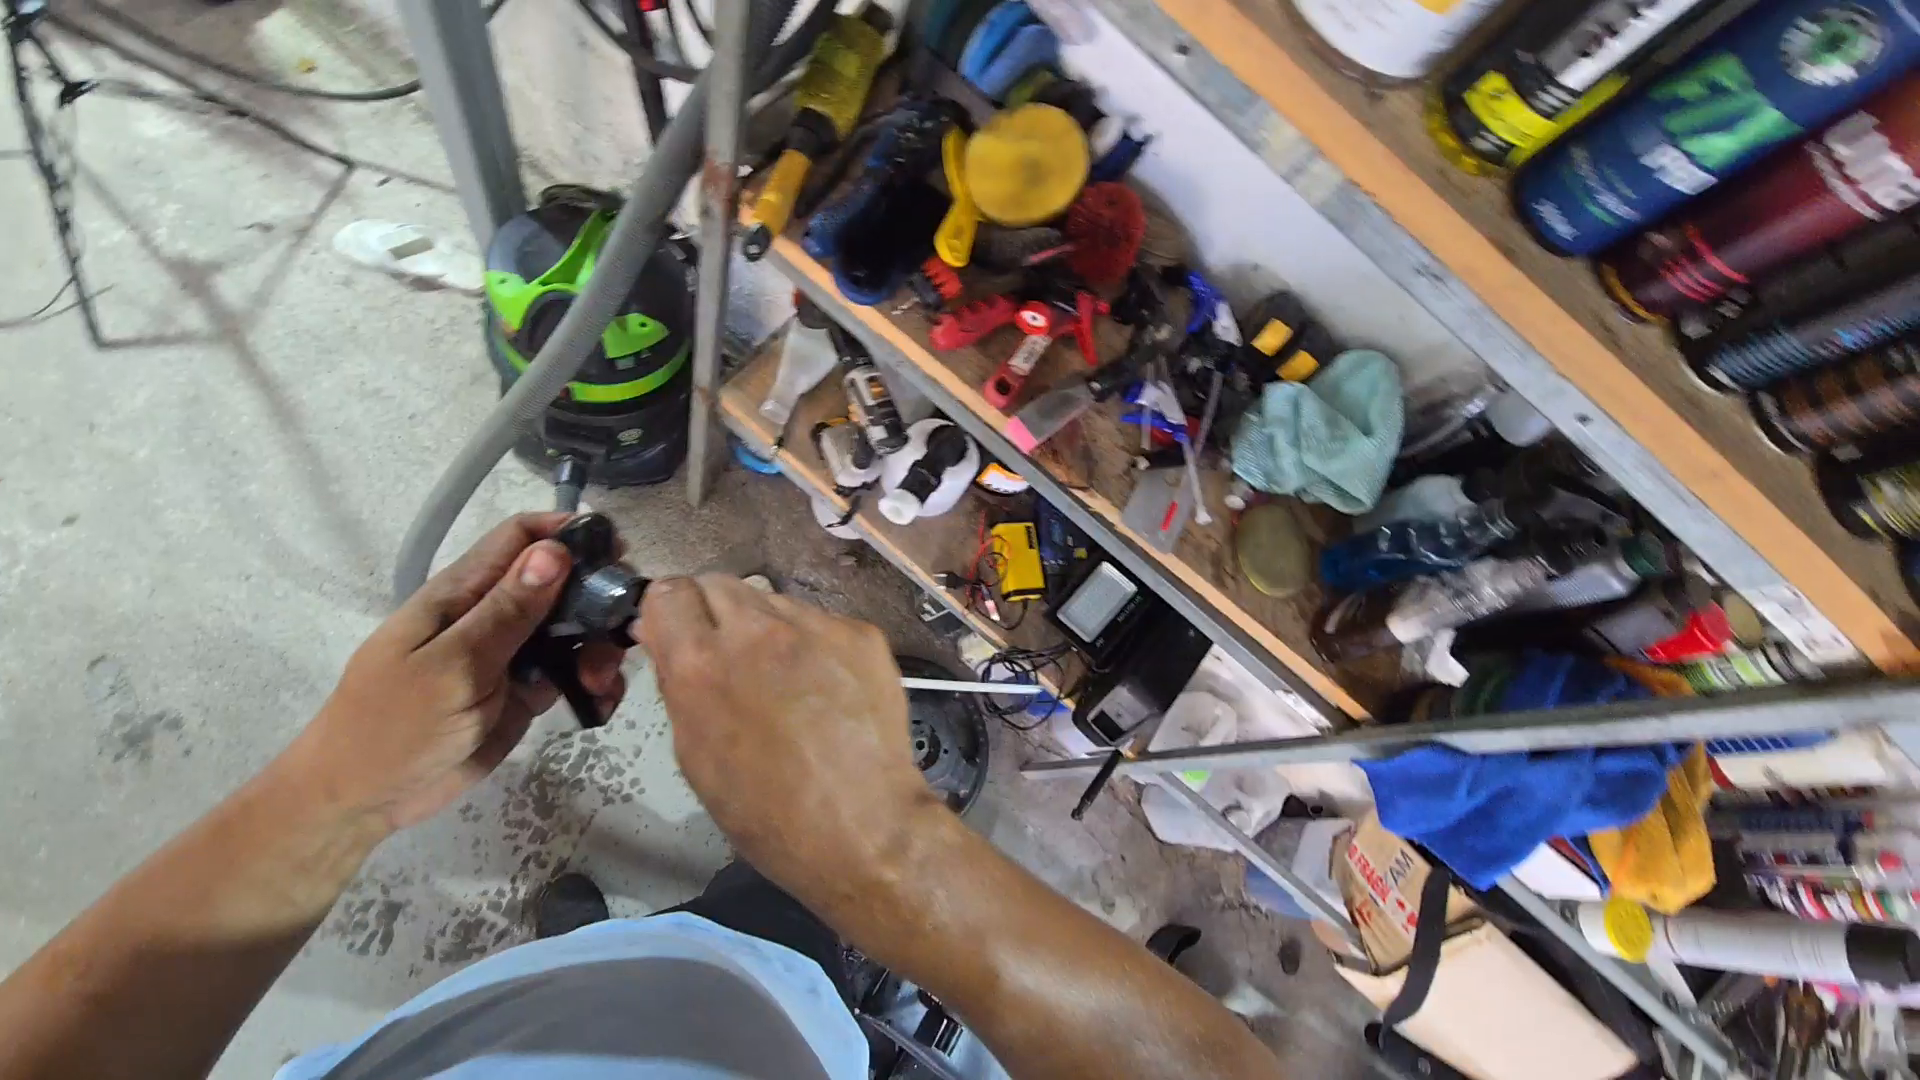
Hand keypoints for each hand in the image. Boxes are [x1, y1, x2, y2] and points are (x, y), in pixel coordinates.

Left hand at [286, 513, 628, 831]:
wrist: (367, 799)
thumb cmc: (395, 725)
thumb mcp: (453, 665)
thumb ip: (507, 610)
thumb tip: (554, 551)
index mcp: (463, 593)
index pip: (520, 537)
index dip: (567, 532)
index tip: (616, 550)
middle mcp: (493, 614)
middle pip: (561, 582)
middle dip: (598, 597)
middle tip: (624, 626)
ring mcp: (513, 653)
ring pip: (575, 629)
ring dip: (601, 646)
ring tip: (602, 680)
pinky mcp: (528, 689)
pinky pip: (574, 671)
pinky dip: (596, 680)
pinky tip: (601, 699)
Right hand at [636, 576, 938, 911]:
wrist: (864, 825)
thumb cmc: (768, 811)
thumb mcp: (697, 755)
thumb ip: (677, 683)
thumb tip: (663, 638)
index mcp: (702, 663)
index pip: (668, 592)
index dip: (669, 612)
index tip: (678, 631)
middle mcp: (756, 629)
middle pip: (719, 584)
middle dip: (714, 612)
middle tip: (728, 653)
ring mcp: (815, 626)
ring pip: (773, 601)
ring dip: (766, 627)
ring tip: (784, 677)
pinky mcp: (860, 633)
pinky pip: (821, 622)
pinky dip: (814, 644)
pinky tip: (827, 686)